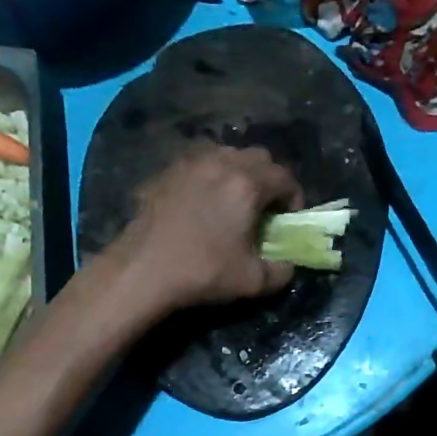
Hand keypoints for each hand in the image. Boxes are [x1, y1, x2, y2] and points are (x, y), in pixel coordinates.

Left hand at [107, 142, 302, 311]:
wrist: (142, 270)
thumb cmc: (202, 272)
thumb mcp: (252, 281)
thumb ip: (281, 272)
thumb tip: (288, 266)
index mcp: (247, 183)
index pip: (285, 177)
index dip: (294, 198)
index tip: (288, 219)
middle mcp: (221, 162)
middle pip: (258, 157)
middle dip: (269, 179)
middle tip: (264, 208)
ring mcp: (189, 164)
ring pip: (226, 154)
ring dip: (238, 172)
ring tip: (232, 201)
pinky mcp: (165, 173)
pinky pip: (198, 164)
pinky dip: (209, 177)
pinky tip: (200, 202)